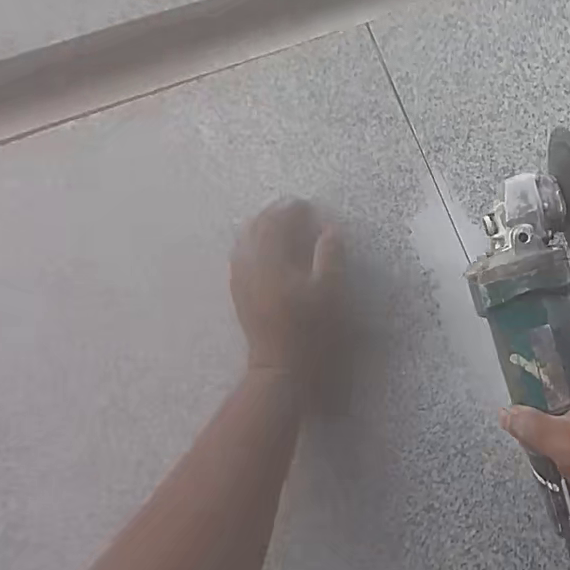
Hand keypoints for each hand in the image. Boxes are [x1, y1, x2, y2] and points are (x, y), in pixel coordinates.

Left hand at [230, 197, 345, 402]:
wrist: (281, 364)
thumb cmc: (312, 328)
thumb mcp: (330, 291)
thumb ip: (329, 256)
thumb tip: (329, 229)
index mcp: (272, 261)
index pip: (275, 224)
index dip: (290, 210)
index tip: (306, 204)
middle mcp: (249, 265)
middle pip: (255, 229)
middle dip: (273, 214)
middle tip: (292, 209)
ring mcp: (240, 279)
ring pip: (243, 241)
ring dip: (260, 226)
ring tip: (277, 222)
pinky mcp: (239, 292)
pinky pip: (240, 255)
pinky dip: (252, 243)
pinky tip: (262, 247)